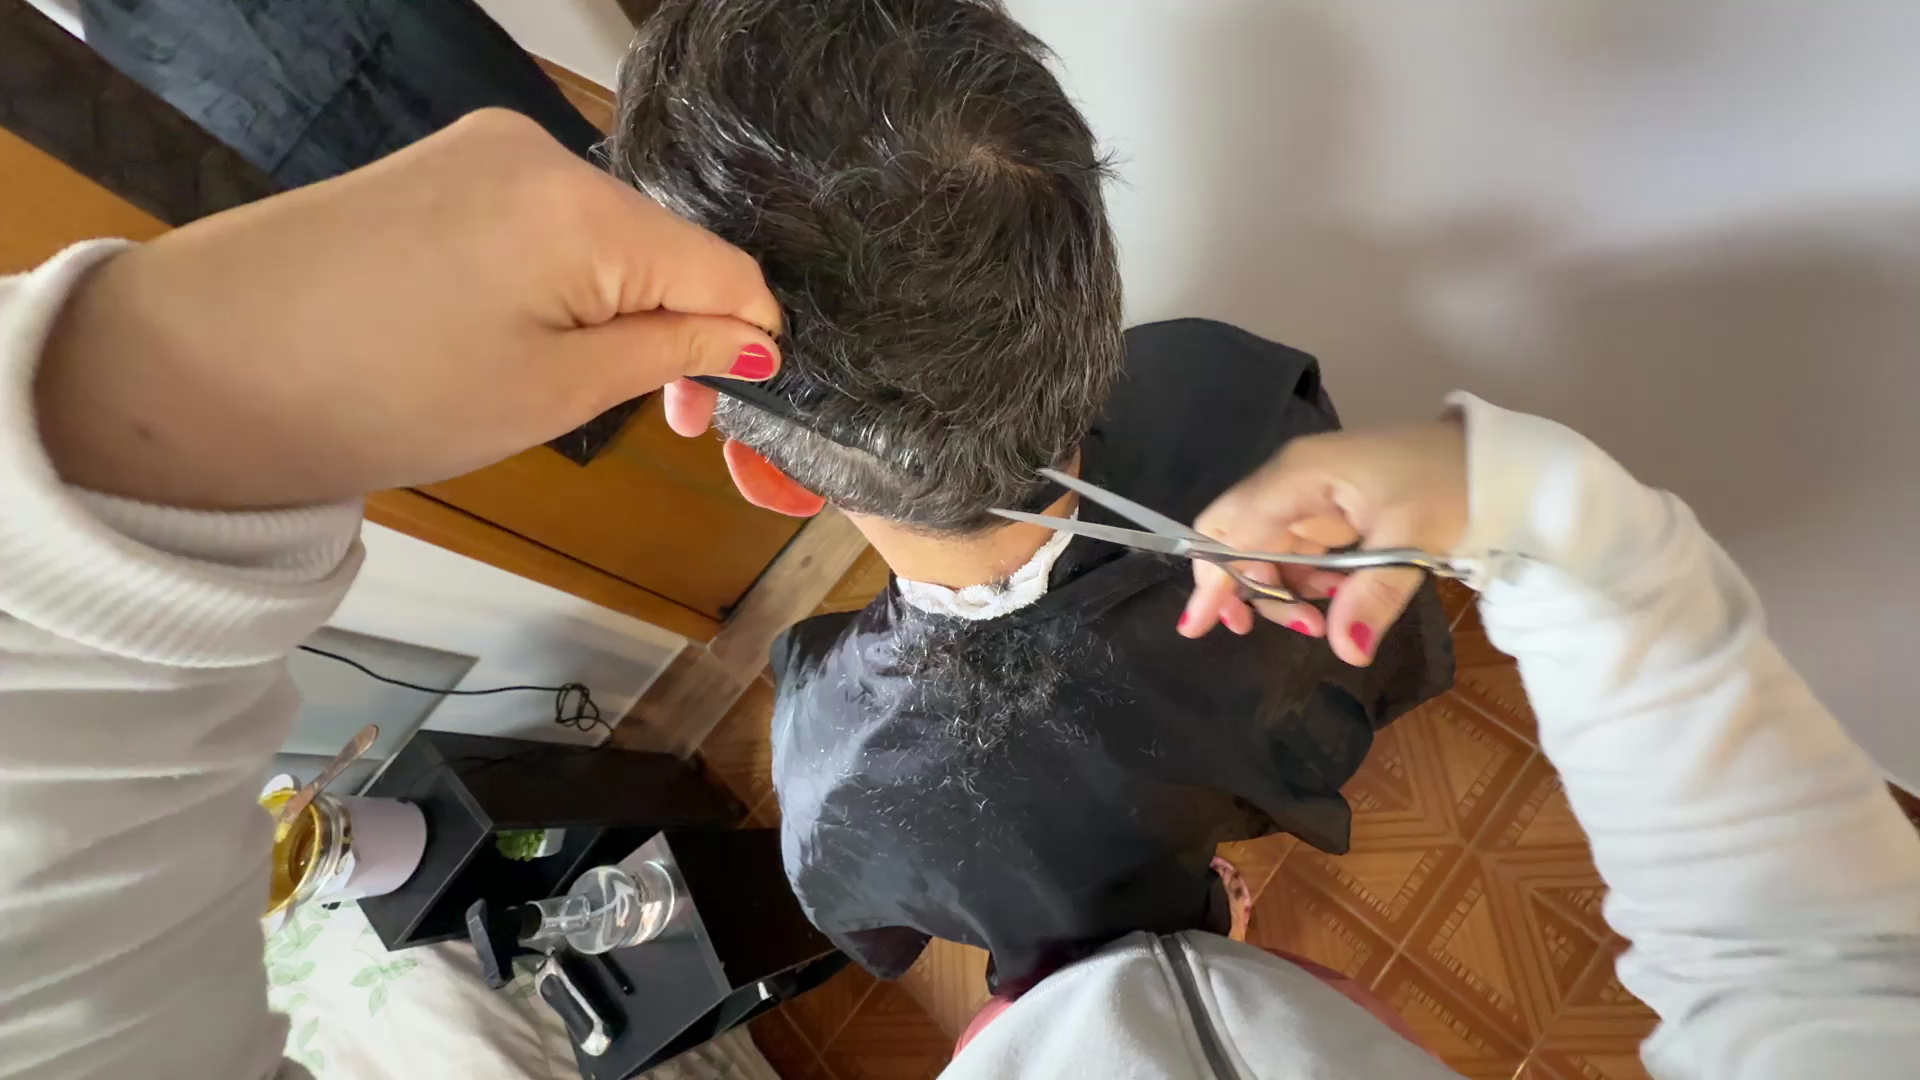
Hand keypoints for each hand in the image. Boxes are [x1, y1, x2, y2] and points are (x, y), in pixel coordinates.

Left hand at [34, 109, 780, 510]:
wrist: (199, 370)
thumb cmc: (400, 399)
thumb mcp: (563, 389)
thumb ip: (675, 352)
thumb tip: (762, 344)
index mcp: (584, 210)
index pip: (727, 269)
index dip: (749, 338)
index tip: (724, 404)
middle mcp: (547, 153)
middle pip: (674, 249)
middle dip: (687, 328)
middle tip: (668, 414)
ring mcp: (495, 150)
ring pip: (623, 240)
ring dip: (634, 310)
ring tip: (592, 376)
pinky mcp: (458, 164)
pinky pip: (566, 226)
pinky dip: (583, 284)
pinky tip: (546, 329)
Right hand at [1178, 418, 1467, 665]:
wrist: (1494, 457)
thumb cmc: (1451, 483)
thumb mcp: (1415, 539)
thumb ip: (1373, 594)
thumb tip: (1345, 651)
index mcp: (1297, 475)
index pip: (1234, 529)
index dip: (1216, 578)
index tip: (1202, 625)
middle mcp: (1286, 481)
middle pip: (1229, 533)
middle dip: (1231, 584)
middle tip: (1244, 628)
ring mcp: (1301, 494)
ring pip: (1256, 546)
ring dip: (1273, 589)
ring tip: (1314, 621)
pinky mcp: (1319, 510)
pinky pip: (1287, 549)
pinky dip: (1298, 580)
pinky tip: (1330, 595)